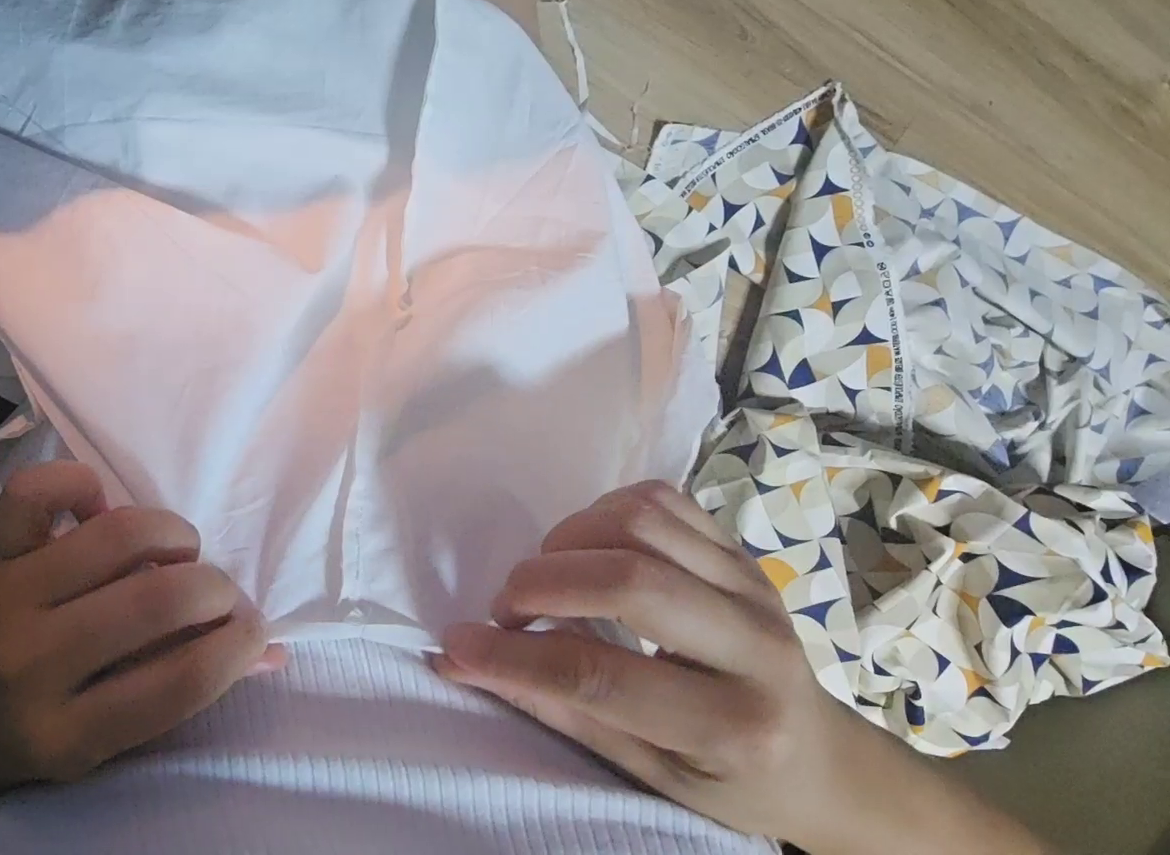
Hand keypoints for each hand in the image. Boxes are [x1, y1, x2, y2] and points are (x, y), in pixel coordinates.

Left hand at [0, 461, 285, 798]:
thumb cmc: (22, 740)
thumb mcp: (97, 743)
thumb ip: (178, 692)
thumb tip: (268, 652)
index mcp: (67, 734)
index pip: (178, 683)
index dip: (237, 647)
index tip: (255, 628)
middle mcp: (34, 663)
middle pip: (153, 604)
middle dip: (213, 589)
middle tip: (219, 591)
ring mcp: (7, 598)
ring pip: (111, 539)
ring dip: (169, 534)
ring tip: (178, 549)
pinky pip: (33, 494)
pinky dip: (77, 484)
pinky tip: (99, 507)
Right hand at [431, 481, 1045, 854]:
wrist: (822, 758)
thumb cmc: (726, 779)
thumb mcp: (646, 773)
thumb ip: (554, 709)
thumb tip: (458, 660)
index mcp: (734, 727)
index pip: (599, 677)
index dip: (512, 657)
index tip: (455, 644)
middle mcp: (755, 647)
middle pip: (627, 579)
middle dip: (539, 584)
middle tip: (506, 610)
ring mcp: (751, 585)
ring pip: (638, 523)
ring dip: (565, 541)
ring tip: (546, 578)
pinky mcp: (739, 549)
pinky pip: (656, 499)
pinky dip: (599, 512)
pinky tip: (586, 549)